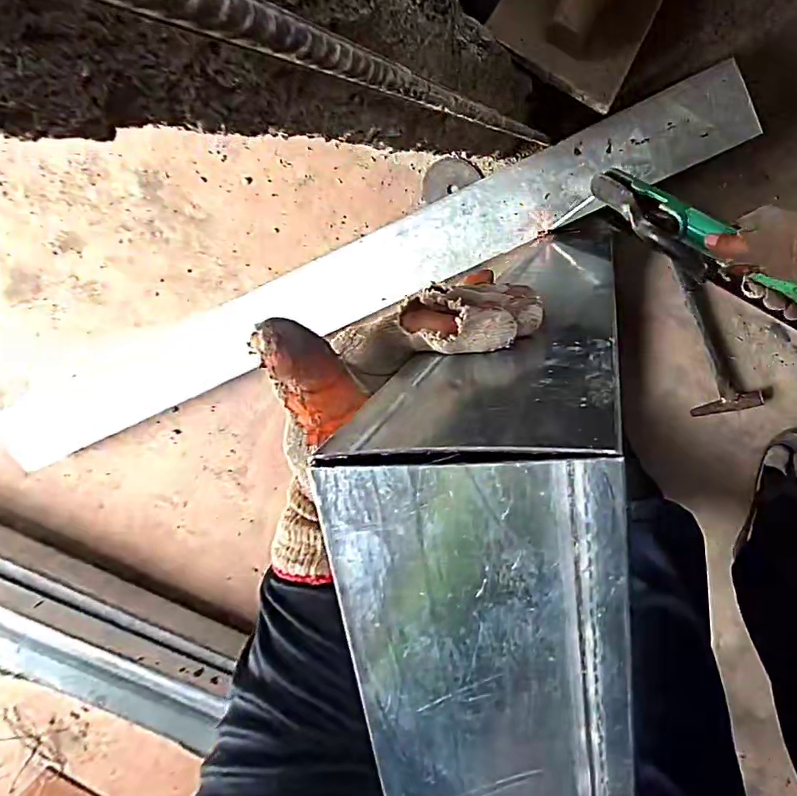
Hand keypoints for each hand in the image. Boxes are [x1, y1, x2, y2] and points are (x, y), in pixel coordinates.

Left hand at [253, 273, 544, 583]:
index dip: (446, 322)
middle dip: (481, 310)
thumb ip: (303, 379)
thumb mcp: (318, 428)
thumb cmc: (333, 463)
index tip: (488, 332)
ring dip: (494, 306)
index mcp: (361, 348)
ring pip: (456, 311)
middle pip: (438, 309)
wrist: (354, 492)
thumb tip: (268, 331)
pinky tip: (515, 303)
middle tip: (520, 317)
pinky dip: (493, 313)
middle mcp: (391, 339)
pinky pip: (467, 328)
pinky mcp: (442, 363)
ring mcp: (419, 349)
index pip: (405, 323)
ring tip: (528, 308)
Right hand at [704, 206, 796, 301]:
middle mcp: (784, 235)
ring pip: (777, 282)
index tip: (728, 269)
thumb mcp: (754, 246)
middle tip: (759, 289)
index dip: (731, 252)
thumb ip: (729, 246)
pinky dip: (795, 303)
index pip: (739, 233)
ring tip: (781, 301)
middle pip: (757, 263)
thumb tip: (706, 240)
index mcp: (766, 220)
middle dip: (756, 283)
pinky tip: (796, 307)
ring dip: (775, 296)